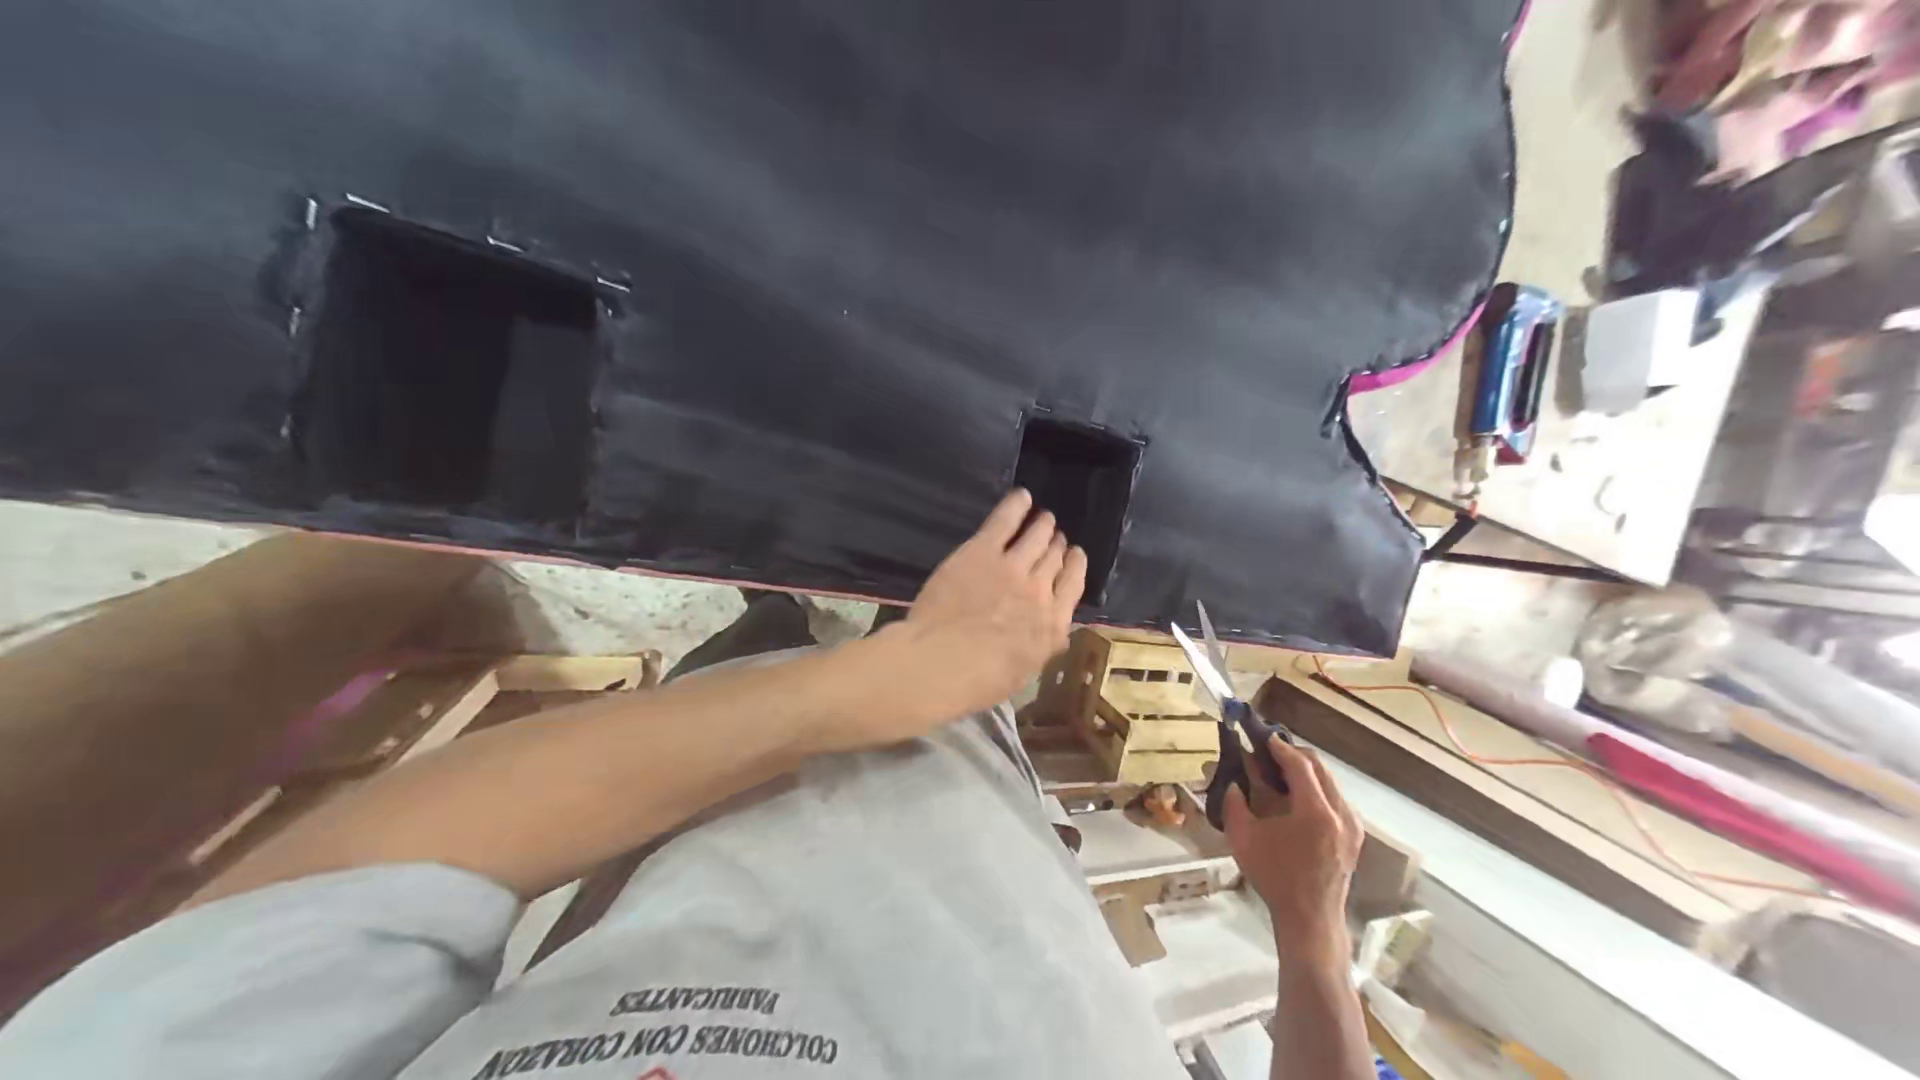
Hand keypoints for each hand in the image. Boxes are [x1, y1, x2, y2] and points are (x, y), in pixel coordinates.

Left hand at [880, 488, 1085, 722]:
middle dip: (1057, 545)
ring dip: (1043, 525)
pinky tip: (1022, 496)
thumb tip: (1056, 633)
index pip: (1073, 584)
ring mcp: (1012, 566)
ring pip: (1037, 536)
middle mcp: (1040, 589)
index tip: (1073, 556)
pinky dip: (1016, 506)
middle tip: (1054, 538)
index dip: (1074, 565)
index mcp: (1053, 623)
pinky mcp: (982, 551)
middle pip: (1055, 557)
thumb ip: (1043, 645)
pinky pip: (1005, 521)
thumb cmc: (979, 680)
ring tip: (1044, 518)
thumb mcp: (1024, 671)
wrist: (941, 662)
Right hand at [1223, 736, 1364, 967]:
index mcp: (1315, 812)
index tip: (1261, 736)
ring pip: (1330, 781)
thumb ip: (1234, 802)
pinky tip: (1296, 794)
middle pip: (1319, 767)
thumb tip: (1231, 780)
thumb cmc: (1274, 876)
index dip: (1279, 747)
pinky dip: (1315, 786)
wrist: (1310, 918)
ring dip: (1305, 770)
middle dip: (1293, 754)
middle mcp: (1341, 812)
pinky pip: (1335, 797)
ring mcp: (1352, 824)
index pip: (1299, 764)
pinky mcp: (1354, 835)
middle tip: (1268, 750)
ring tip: (1279, 771)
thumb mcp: (1243, 837)